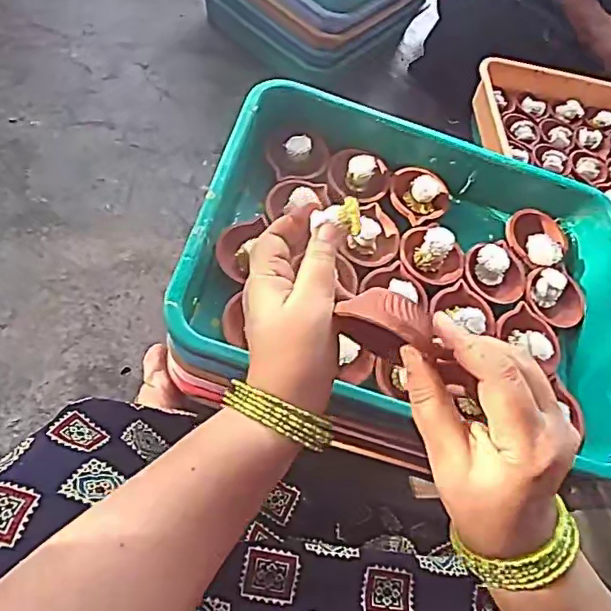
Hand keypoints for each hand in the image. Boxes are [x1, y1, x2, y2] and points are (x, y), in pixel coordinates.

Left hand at [242, 200, 344, 415]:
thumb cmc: (298, 353)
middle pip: (285, 254)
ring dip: (320, 261)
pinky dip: (325, 286)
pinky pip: (309, 296)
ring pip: (299, 275)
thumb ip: (321, 259)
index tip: (317, 205)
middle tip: (338, 226)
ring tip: (345, 254)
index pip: (273, 237)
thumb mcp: (314, 300)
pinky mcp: (295, 328)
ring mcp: (281, 312)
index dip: (293, 218)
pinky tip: (345, 292)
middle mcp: (268, 292)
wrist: (289, 405)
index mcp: (265, 281)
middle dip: (308, 236)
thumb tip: (329, 222)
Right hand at [400, 317, 580, 558]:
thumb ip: (429, 404)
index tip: (436, 325)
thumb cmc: (479, 508)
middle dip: (472, 343)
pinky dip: (495, 365)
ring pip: (524, 362)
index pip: (501, 375)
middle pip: (516, 361)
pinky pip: (528, 375)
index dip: (466, 343)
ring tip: (444, 355)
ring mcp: (564, 420)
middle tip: (433, 341)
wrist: (517, 538)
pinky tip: (467, 370)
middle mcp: (556, 428)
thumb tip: (413, 356)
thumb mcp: (444, 460)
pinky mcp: (560, 415)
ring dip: (483, 352)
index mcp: (528, 446)